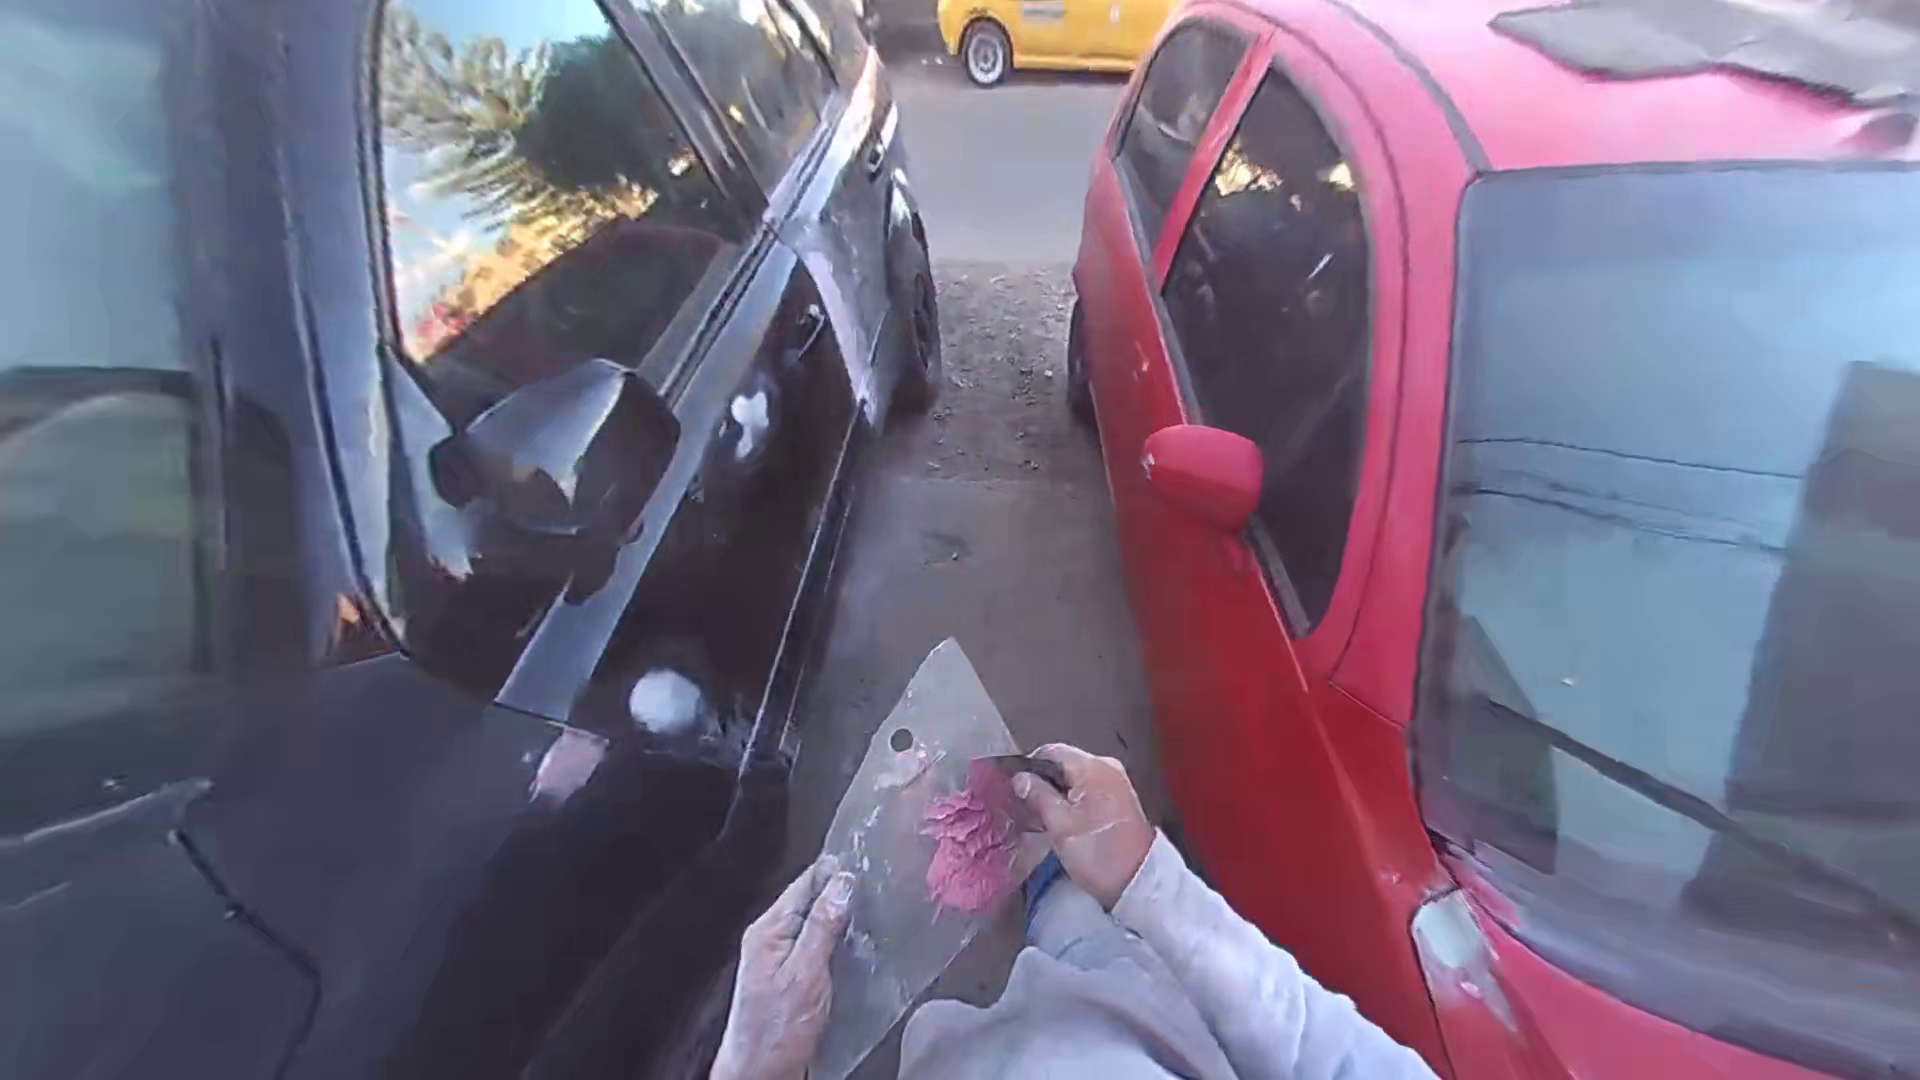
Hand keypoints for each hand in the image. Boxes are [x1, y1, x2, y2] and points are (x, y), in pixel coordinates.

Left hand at [710, 857, 854, 1079]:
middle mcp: (772, 935)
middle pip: (812, 898)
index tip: (869, 865)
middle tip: (879, 889)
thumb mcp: (804, 976)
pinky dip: (839, 940)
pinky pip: (819, 943)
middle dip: (843, 893)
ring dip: (843, 918)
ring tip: (875, 912)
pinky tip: (860, 944)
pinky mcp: (792, 974)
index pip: (806, 881)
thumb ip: (823, 927)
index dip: (837, 871)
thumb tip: (844, 881)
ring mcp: (781, 955)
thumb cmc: (777, 1033)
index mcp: (769, 928)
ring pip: (818, 921)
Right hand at [1014, 743, 1154, 909]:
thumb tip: (1020, 777)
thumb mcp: (1060, 825)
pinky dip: (1075, 797)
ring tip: (1045, 814)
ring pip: (1077, 776)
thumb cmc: (1097, 853)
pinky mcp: (1122, 797)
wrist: (1139, 883)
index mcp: (1092, 766)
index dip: (1030, 766)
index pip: (1051, 751)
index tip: (1018, 788)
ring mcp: (1117, 780)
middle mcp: (1107, 765)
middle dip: (1045, 780)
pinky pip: (1090, 787)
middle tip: (1029, 804)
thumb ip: (1038, 795)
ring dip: (1059, 791)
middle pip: (1065, 762)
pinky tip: (1066, 818)